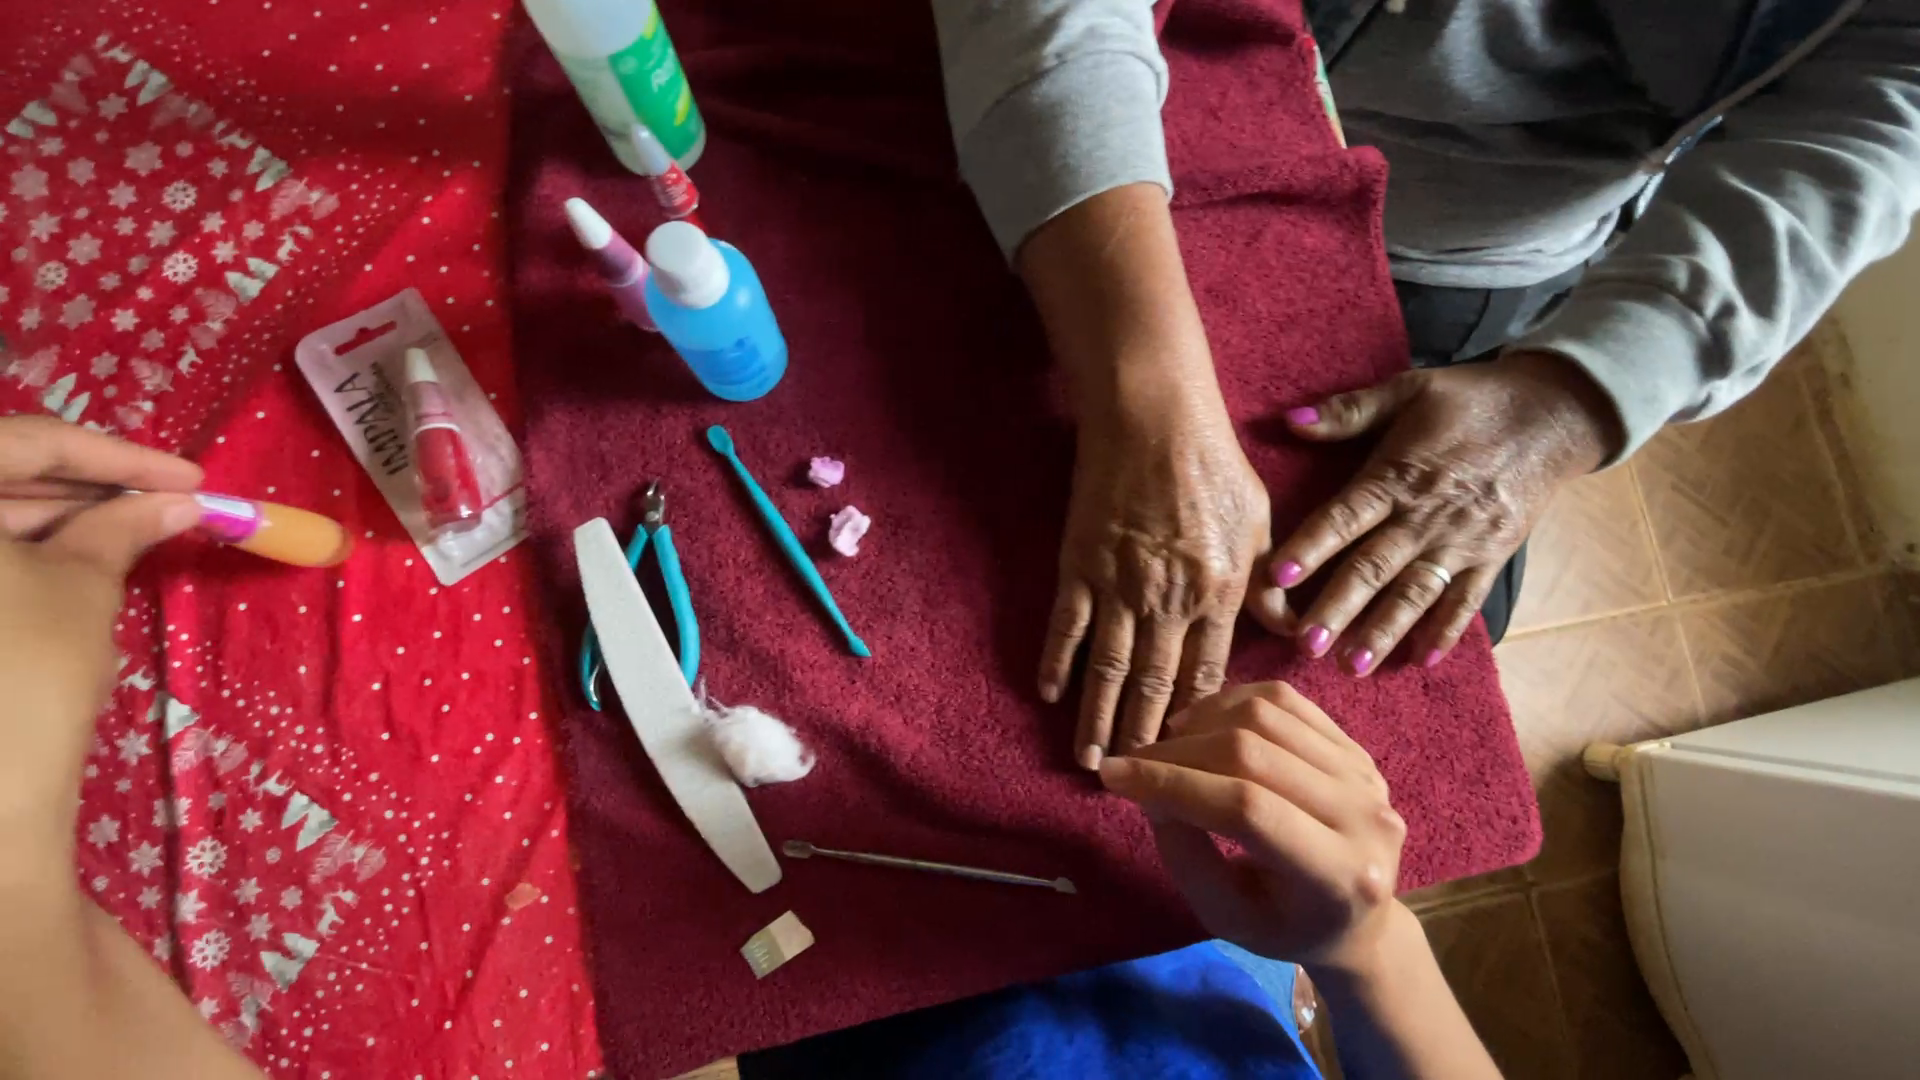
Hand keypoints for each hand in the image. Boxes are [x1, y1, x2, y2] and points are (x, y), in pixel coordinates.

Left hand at [0, 417, 200, 848]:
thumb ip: (121, 526)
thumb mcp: (82, 586)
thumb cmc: (20, 674)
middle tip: (168, 501)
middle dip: (79, 482)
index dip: (116, 454)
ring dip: (46, 512)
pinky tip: (72, 552)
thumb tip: (176, 500)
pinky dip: (15, 544)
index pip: (19, 441)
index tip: (193, 478)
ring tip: (131, 526)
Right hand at [1043, 403, 1270, 767]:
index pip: (1206, 678)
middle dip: (1143, 740)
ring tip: (1089, 759)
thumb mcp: (1261, 523)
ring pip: (1108, 668)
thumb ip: (1269, 586)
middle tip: (1130, 782)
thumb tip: (1292, 633)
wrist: (1154, 419)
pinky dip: (1056, 661)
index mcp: (1218, 594)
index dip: (1196, 726)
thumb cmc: (1213, 466)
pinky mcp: (1079, 566)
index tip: (1187, 763)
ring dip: (1097, 717)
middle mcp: (1168, 602)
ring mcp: (1118, 586)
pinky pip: (1064, 625)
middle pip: (1153, 686)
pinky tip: (1047, 693)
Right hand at [1098, 682, 1403, 970]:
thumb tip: (1151, 786)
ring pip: (1265, 715)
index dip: (1172, 784)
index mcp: (1338, 876)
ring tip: (1170, 745)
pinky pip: (1282, 699)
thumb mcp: (1223, 915)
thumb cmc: (1281, 924)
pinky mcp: (1353, 746)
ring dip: (1200, 721)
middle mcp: (1364, 817)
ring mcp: (1364, 773)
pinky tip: (1203, 724)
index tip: (1112, 776)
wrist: (1355, 919)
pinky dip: (1229, 702)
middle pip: (1252, 754)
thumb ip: (1184, 852)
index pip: (1245, 809)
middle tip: (1134, 765)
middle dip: (1176, 753)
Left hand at [1257, 350, 1618, 673]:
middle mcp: (1426, 517)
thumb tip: (1289, 419)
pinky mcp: (1493, 555)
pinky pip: (1466, 598)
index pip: (1345, 518)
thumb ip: (1348, 411)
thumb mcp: (1407, 390)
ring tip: (1352, 665)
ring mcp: (1462, 541)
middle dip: (1338, 608)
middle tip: (1306, 643)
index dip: (1310, 547)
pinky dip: (1446, 630)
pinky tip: (1423, 661)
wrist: (1556, 412)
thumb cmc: (1469, 400)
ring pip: (1415, 594)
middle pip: (1374, 568)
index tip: (1277, 577)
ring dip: (1383, 632)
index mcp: (1397, 477)